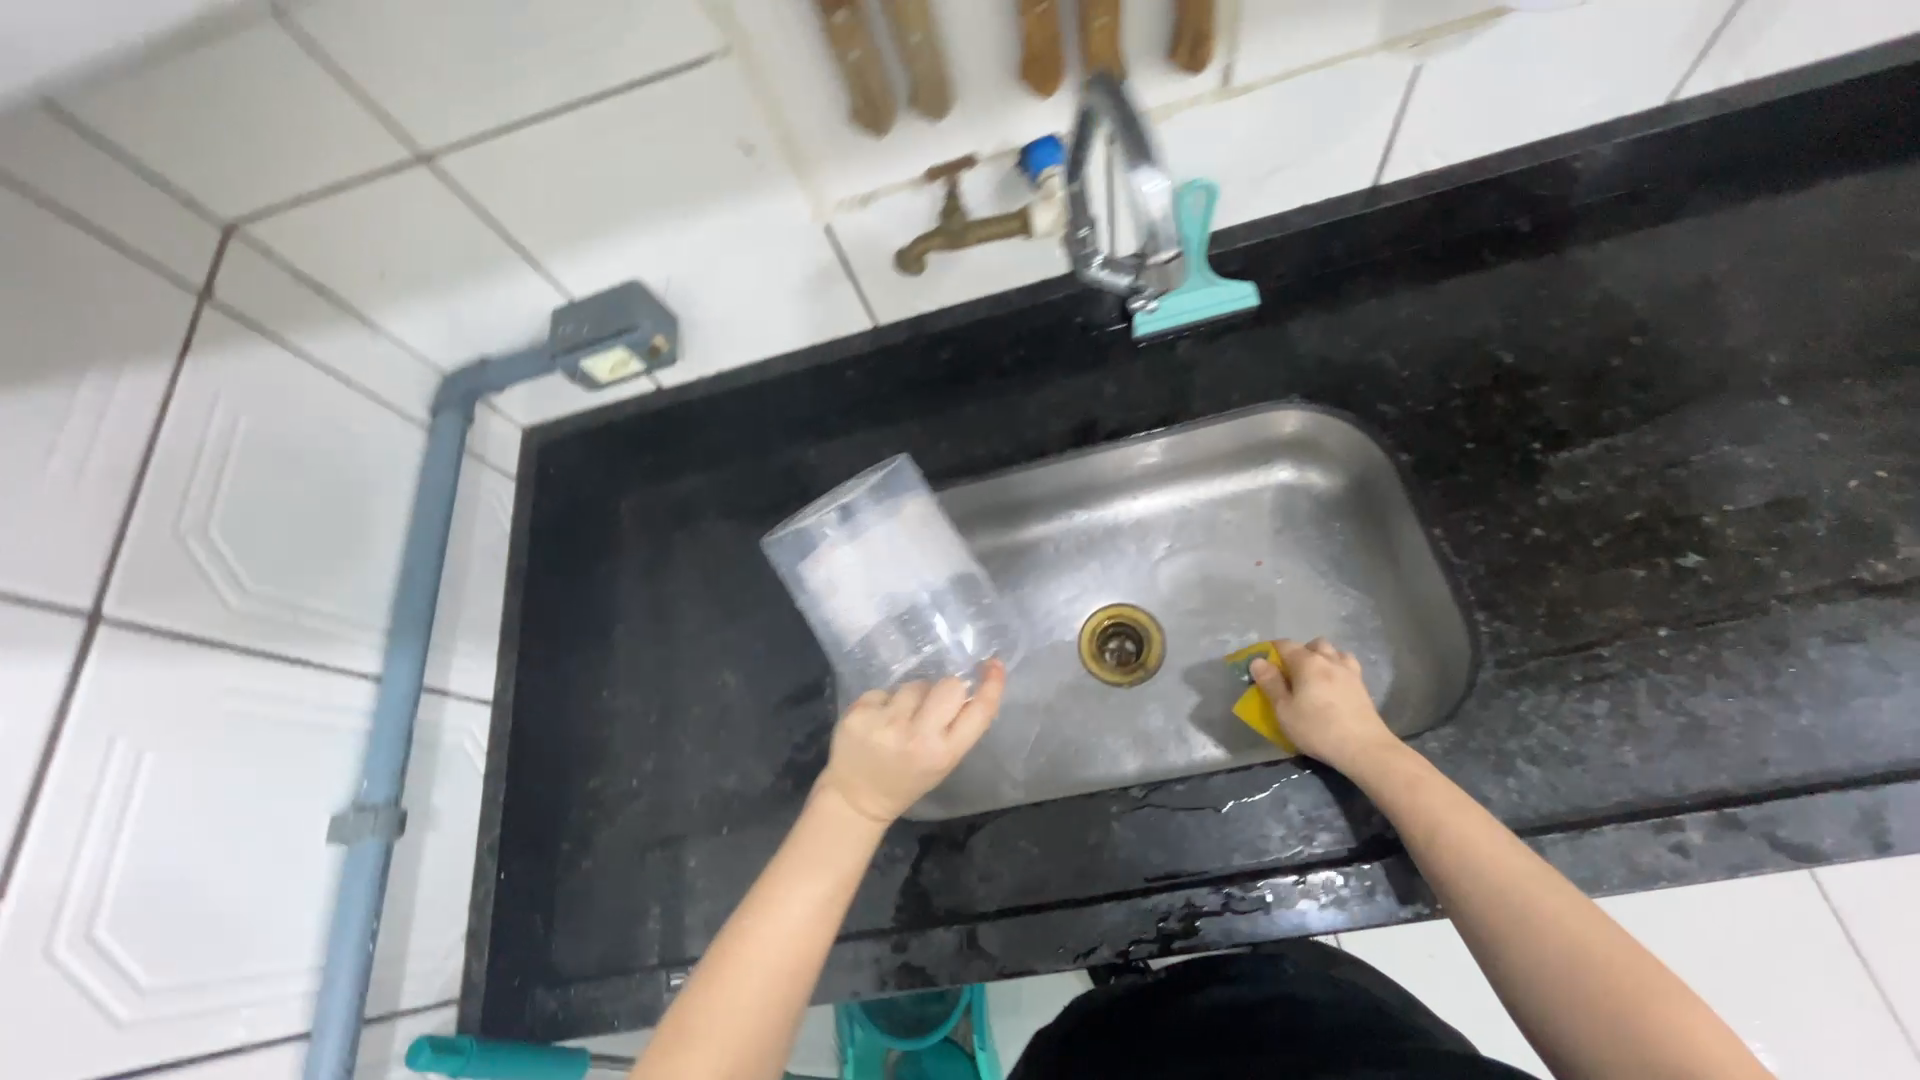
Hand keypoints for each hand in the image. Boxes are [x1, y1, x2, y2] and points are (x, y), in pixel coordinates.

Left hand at [815, 660, 1006, 824]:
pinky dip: (885, 701)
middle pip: (949, 686)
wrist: (856, 797)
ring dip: (913, 696)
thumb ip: (958, 727)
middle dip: (947, 688)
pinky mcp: (859, 712)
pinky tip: (877, 721)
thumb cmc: (907, 778)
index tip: (994, 665)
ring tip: (899, 720)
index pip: (979, 711)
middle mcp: (917, 737)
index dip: (991, 685)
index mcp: (944, 753)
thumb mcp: (943, 761)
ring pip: (915, 685)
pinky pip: (885, 690)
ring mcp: (885, 723)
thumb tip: (971, 685)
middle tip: (935, 704)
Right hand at [1248, 638, 1397, 772]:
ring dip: (1323, 658)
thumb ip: (1270, 683)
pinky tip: (1334, 686)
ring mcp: (1350, 672)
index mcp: (1307, 662)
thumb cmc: (1317, 729)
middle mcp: (1330, 660)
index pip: (1285, 644)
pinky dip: (1338, 669)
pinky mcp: (1363, 686)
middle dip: (1301, 652)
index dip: (1271, 650)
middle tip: (1292, 673)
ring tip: (1316, 677)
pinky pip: (1348, 666)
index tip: (1264, 665)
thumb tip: (1258, 661)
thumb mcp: (1284, 710)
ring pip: (1335, 652)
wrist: (1364, 748)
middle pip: (1314, 644)